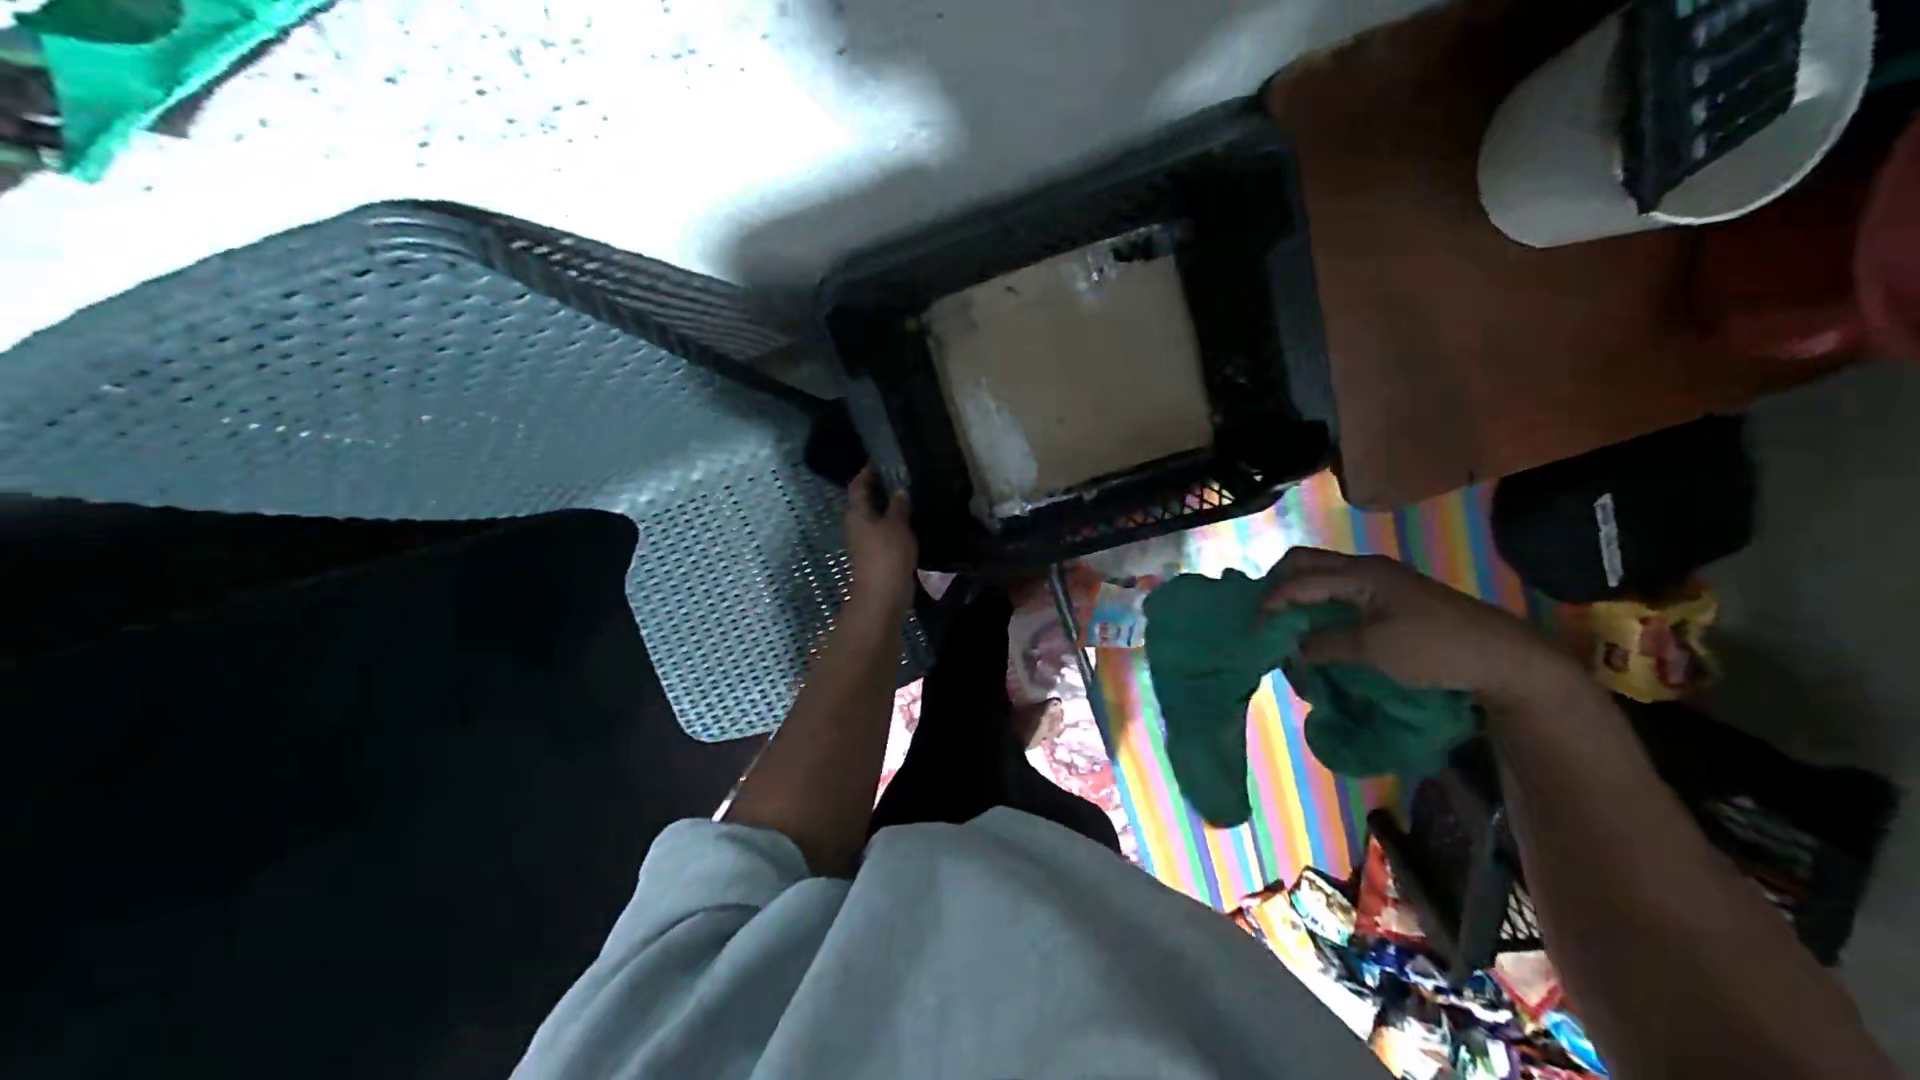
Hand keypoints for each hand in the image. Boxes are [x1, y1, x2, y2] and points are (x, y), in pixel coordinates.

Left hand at [845, 467, 916, 615]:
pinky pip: (886, 532)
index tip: (881, 461)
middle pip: (866, 500)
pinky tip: (911, 521)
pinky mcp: (878, 555)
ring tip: (911, 496)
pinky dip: (896, 524)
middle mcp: (858, 524)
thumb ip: (898, 506)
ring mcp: (866, 541)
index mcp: (857, 513)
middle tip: (902, 475)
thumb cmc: (887, 554)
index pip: (858, 485)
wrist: (883, 594)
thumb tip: (899, 491)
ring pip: (877, 517)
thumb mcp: (896, 525)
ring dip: (890, 507)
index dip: (867, 472)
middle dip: (881, 488)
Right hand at [1262, 547, 1583, 710]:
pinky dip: (1317, 602)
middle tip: (1264, 616)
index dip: (1270, 602)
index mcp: (1360, 574)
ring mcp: (1380, 580)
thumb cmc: (1435, 649)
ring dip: (1297, 592)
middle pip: (1305, 563)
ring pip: (1321, 574)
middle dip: (1277, 585)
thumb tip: (1294, 647)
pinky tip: (1316, 625)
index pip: (1299, 579)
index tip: (1253, 629)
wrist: (1504, 657)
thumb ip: (1326, 644)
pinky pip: (1338, 589)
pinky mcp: (1390, 596)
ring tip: (1284, 621)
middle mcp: (1366, 568)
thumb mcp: (1374, 650)